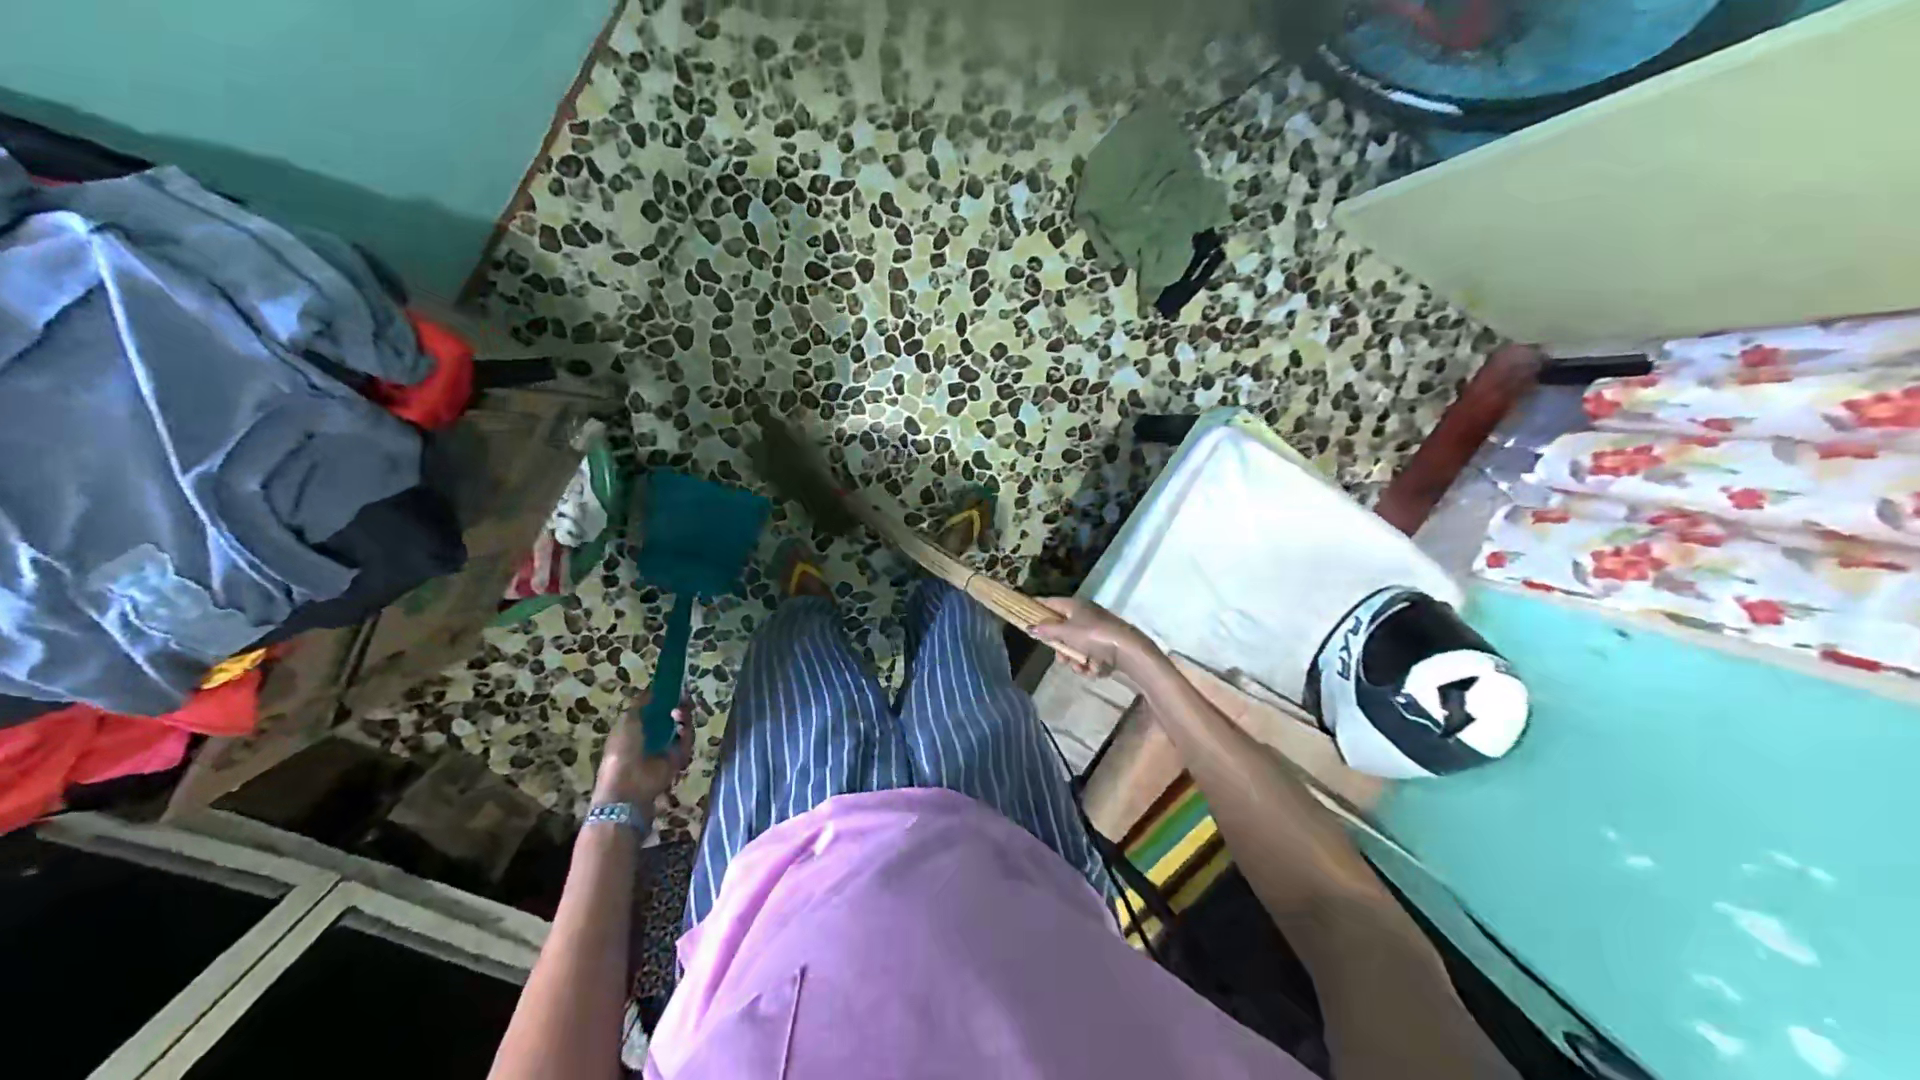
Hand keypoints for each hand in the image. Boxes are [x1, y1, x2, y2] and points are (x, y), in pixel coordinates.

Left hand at [591, 692, 692, 809]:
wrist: (629, 788)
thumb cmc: (621, 753)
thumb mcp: (626, 723)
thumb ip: (640, 704)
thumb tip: (652, 688)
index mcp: (635, 728)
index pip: (653, 709)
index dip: (662, 697)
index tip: (671, 685)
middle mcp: (652, 737)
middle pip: (671, 715)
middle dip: (677, 704)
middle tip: (682, 696)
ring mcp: (666, 747)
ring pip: (682, 726)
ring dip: (683, 716)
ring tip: (678, 712)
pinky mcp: (679, 757)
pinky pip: (687, 740)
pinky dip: (687, 731)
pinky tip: (682, 726)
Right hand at [1030, 598, 1163, 679]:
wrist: (1129, 651)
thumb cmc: (1094, 636)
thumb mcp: (1066, 632)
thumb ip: (1046, 630)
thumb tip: (1029, 626)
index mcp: (1075, 606)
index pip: (1049, 602)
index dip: (1036, 608)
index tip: (1024, 616)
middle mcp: (1085, 616)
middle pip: (1062, 631)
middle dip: (1061, 648)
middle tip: (1062, 658)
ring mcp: (1097, 632)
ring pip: (1076, 648)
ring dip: (1075, 661)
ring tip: (1082, 667)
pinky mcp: (1107, 647)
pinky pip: (1090, 657)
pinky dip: (1090, 665)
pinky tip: (1095, 670)